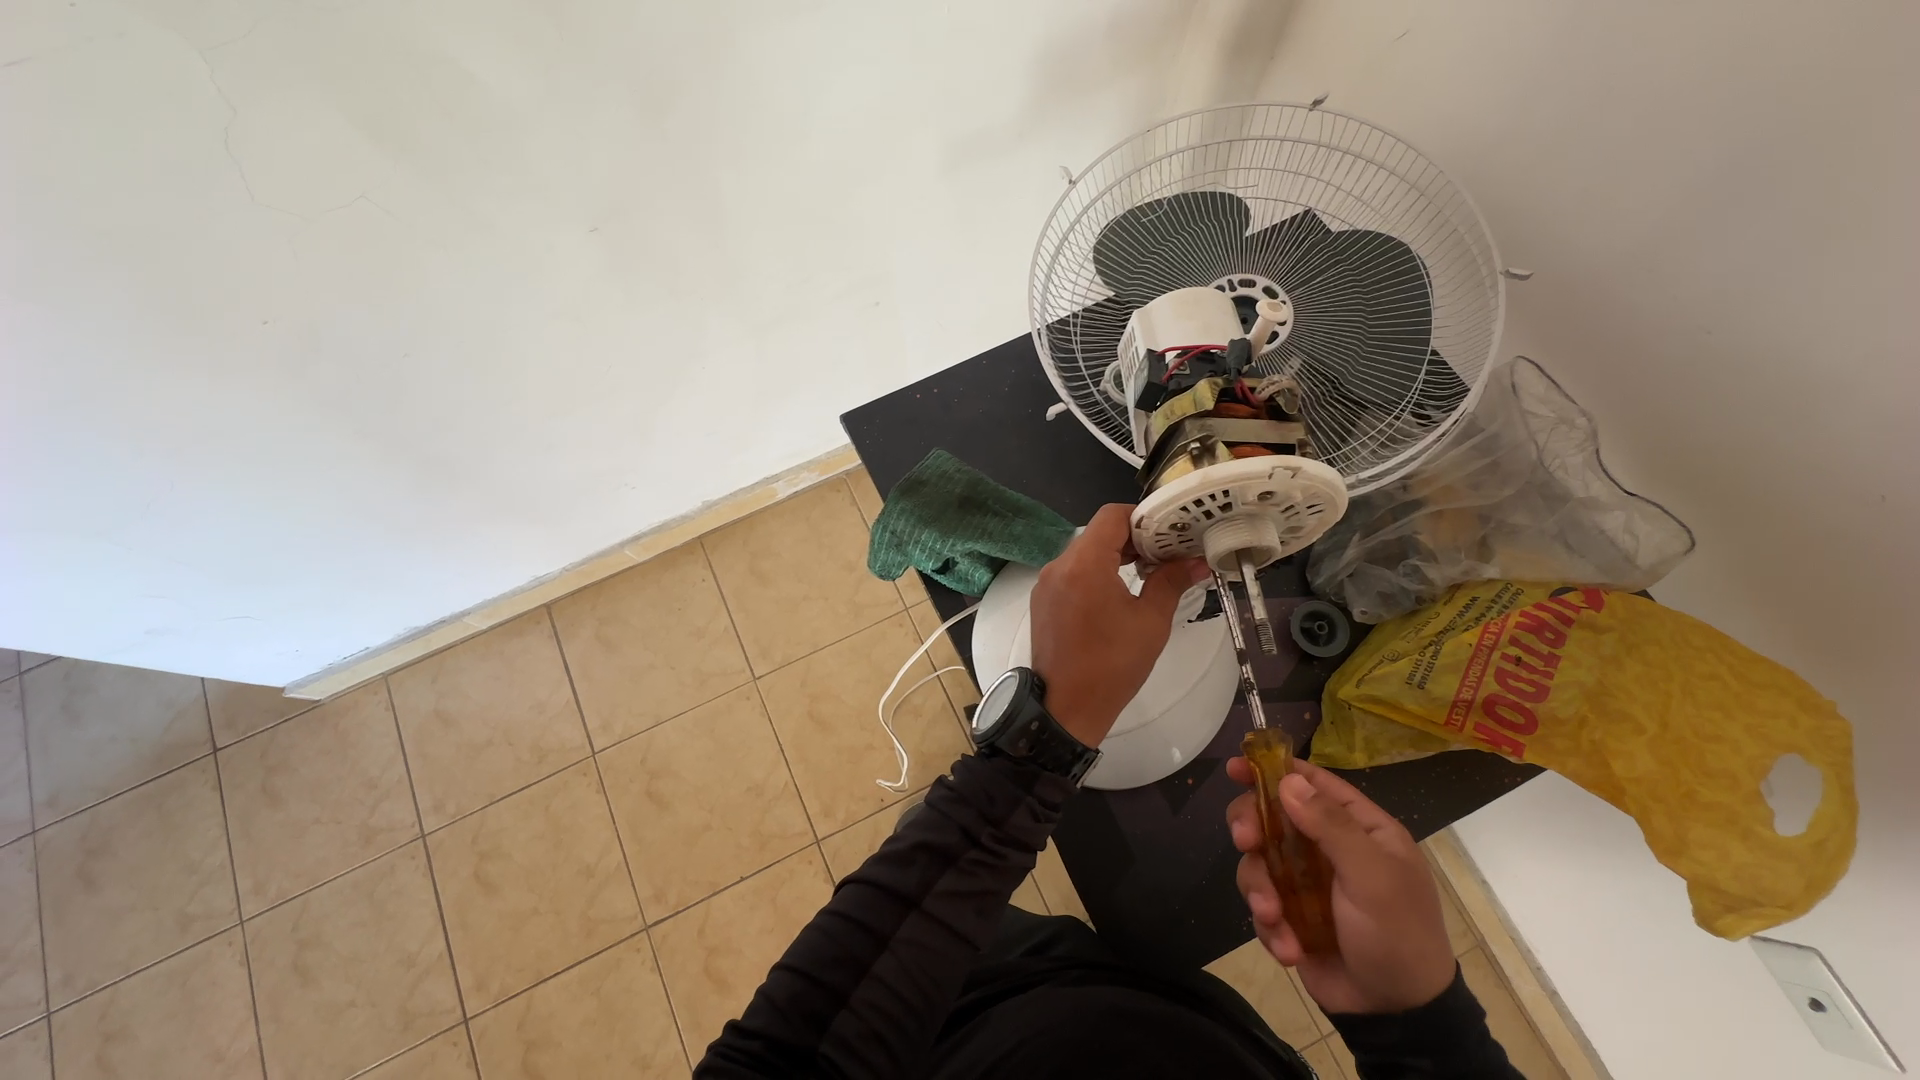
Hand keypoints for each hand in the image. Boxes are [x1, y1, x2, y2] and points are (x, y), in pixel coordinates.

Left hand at [1029, 504, 1208, 747]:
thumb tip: (1198, 561)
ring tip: (1148, 571)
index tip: (1169, 531)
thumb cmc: (1112, 665)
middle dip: (1133, 538)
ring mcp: (1046, 584)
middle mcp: (1058, 566)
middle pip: (1097, 533)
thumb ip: (1171, 582)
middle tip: (1167, 552)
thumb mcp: (1150, 622)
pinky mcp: (1043, 601)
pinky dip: (1095, 572)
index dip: (1142, 517)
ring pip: (1083, 553)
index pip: (1112, 516)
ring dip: (1114, 555)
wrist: (1066, 708)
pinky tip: (1119, 591)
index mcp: (1084, 564)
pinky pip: (1071, 573)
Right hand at [1226, 757, 1455, 1014]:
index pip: (1312, 784)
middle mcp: (1327, 849)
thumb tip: (1287, 780)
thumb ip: (1331, 826)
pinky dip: (1269, 926)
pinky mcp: (1289, 916)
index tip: (1235, 767)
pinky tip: (1289, 948)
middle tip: (1245, 841)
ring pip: (1258, 862)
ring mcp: (1305, 883)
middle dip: (1252, 827)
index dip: (1273, 770)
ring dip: (1260, 889)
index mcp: (1359, 830)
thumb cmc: (1398, 934)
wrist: (1397, 1014)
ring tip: (1273, 917)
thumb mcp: (1373, 876)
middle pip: (1270, 816)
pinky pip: (1260, 904)